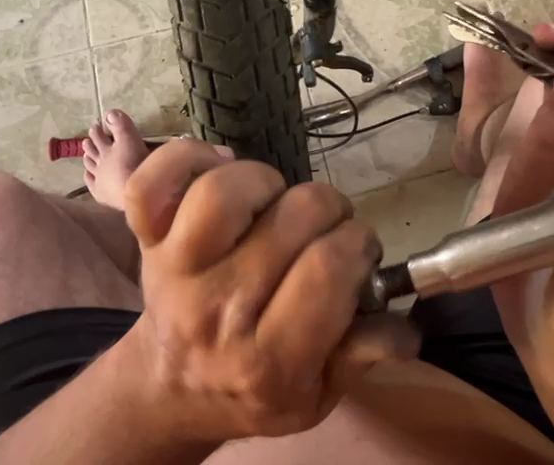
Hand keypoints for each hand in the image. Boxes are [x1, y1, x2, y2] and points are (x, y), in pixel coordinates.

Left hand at [111, 140, 417, 445]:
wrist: (172, 387)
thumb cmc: (255, 387)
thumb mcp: (317, 395)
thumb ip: (362, 356)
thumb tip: (406, 324)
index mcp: (268, 360)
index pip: (328, 269)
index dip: (357, 244)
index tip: (359, 250)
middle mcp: (218, 311)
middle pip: (292, 218)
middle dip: (329, 211)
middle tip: (327, 228)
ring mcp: (176, 270)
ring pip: (225, 191)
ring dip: (267, 184)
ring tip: (276, 204)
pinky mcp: (147, 240)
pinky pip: (152, 184)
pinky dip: (188, 158)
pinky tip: (220, 168)